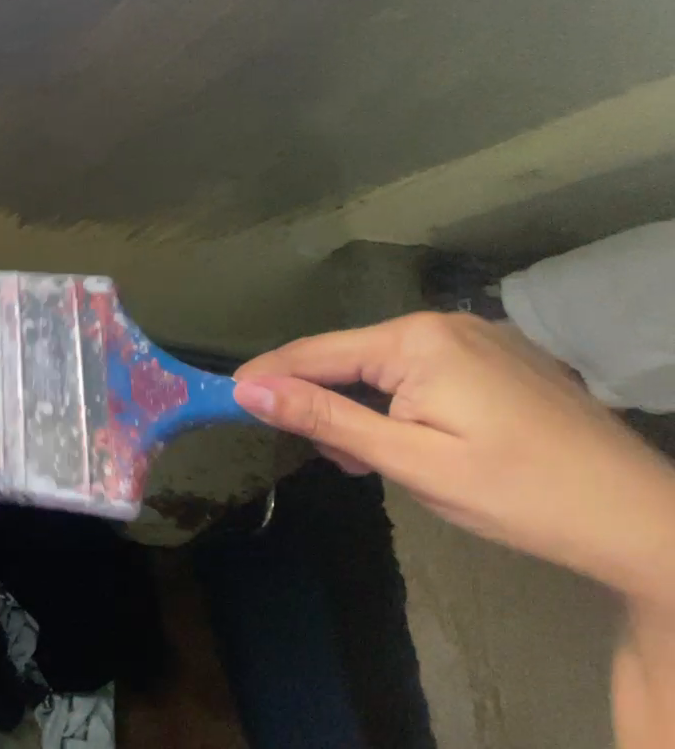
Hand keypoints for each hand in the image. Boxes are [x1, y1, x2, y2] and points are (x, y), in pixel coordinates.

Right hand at [235, 312, 674, 605]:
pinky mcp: (500, 360)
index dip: (264, 379)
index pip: (312, 353)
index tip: (222, 402)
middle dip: (323, 404)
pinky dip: (397, 403)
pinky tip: (414, 440)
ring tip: (378, 460)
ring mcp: (477, 339)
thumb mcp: (411, 462)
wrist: (654, 529)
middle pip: (346, 358)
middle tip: (337, 461)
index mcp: (417, 341)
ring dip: (360, 409)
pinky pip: (419, 371)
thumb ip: (324, 419)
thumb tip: (245, 391)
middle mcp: (443, 325)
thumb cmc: (524, 496)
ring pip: (380, 366)